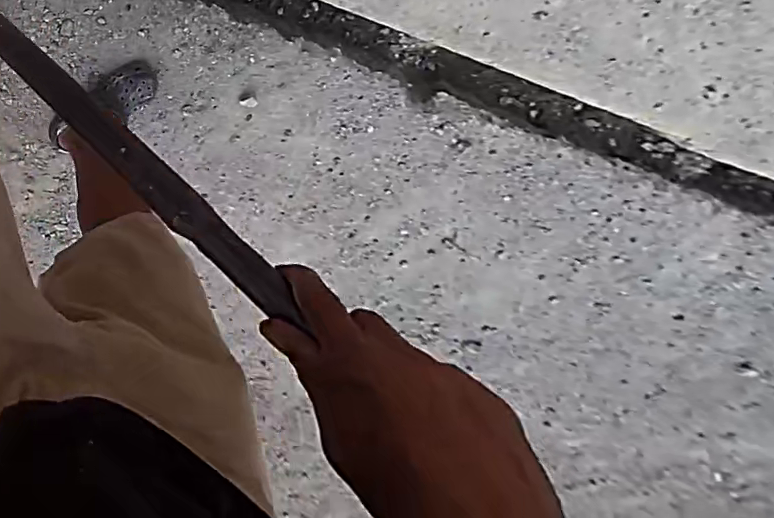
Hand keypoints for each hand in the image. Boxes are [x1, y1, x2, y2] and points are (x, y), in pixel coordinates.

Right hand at [262, 266, 562, 517]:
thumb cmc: (408, 494)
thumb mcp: (336, 435)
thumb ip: (313, 374)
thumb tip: (288, 337)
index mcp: (351, 355)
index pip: (314, 295)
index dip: (297, 283)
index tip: (289, 279)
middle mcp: (397, 354)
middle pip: (362, 324)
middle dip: (350, 343)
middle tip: (345, 375)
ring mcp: (444, 373)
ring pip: (406, 358)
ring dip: (396, 378)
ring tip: (397, 426)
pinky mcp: (485, 397)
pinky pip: (450, 386)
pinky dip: (439, 405)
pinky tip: (436, 440)